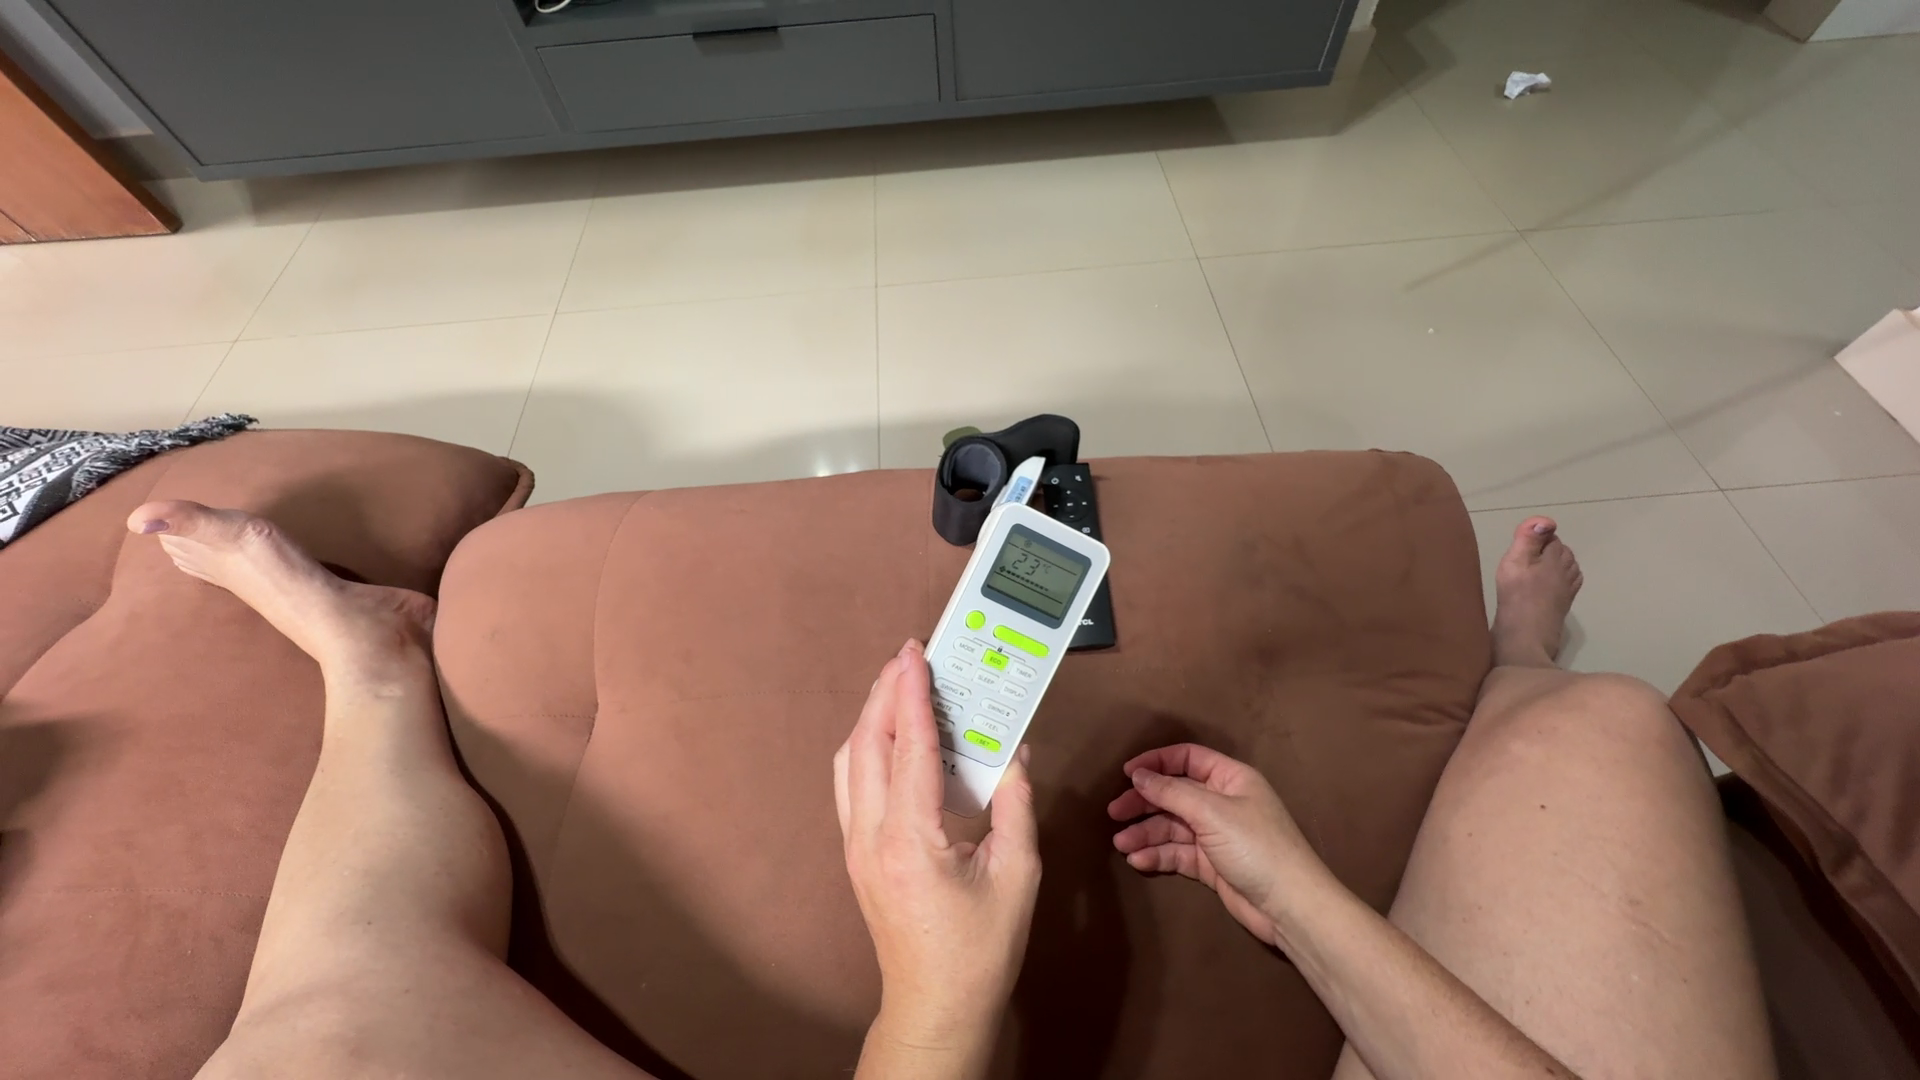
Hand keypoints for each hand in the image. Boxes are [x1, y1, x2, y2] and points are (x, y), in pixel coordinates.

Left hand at [835, 640, 1040, 1070]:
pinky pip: (852, 783)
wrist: (936, 1007)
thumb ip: (1016, 806)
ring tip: (900, 686)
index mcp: (911, 841)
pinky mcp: (856, 853)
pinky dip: (869, 746)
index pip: (910, 748)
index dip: (913, 695)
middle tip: (910, 657)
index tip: (915, 655)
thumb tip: (1014, 753)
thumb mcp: (1018, 876)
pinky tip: (892, 736)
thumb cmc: (979, 952)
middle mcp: (871, 837)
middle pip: (867, 744)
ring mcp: (856, 846)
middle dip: (885, 692)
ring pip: (850, 761)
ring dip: (873, 717)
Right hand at [1107, 744, 1331, 949]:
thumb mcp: (1211, 812)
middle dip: (1143, 803)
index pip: (1187, 758)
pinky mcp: (1212, 865)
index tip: (1126, 773)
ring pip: (1173, 826)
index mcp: (1230, 779)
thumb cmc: (1256, 847)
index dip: (1156, 762)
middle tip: (1114, 813)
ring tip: (1121, 845)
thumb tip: (1138, 775)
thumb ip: (1171, 792)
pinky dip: (1158, 855)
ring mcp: (1217, 835)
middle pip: (1174, 794)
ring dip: (1146, 833)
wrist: (1292, 907)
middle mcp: (1222, 802)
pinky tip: (1139, 861)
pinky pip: (1178, 853)